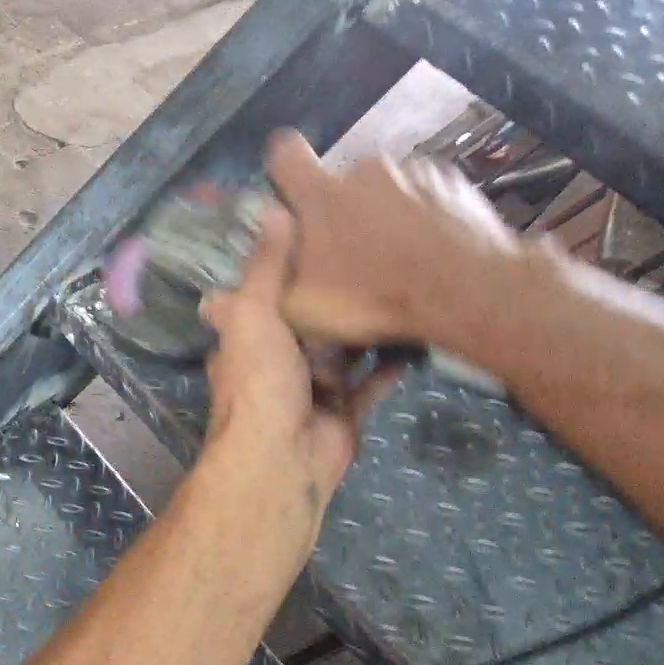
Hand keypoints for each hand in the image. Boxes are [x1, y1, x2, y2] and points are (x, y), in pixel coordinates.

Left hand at [199, 228, 395, 516]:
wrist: (282, 455)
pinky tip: (419, 336)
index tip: (318, 237)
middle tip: (375, 255)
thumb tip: (274, 210)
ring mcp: (311, 389)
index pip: (261, 296)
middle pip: (307, 322)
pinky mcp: (344, 411)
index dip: (282, 270)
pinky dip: (392, 364)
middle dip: (333, 296)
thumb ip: (267, 266)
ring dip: (366, 327)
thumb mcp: (254, 311)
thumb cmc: (260, 379)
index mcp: (244, 338)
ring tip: (404, 286)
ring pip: (343, 350)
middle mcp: (274, 361)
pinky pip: (371, 382)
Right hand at [255, 130, 528, 346]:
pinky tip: (429, 251)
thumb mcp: (301, 304)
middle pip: (339, 182)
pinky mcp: (451, 179)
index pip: (285, 154)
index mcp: (319, 197)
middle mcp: (363, 170)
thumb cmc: (372, 298)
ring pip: (383, 190)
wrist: (466, 291)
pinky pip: (422, 195)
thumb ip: (278, 266)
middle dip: (341, 211)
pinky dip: (420, 217)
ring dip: (382, 215)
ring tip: (397, 258)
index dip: (282, 166)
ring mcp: (411, 171)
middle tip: (351, 255)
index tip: (289, 188)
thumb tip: (275, 238)